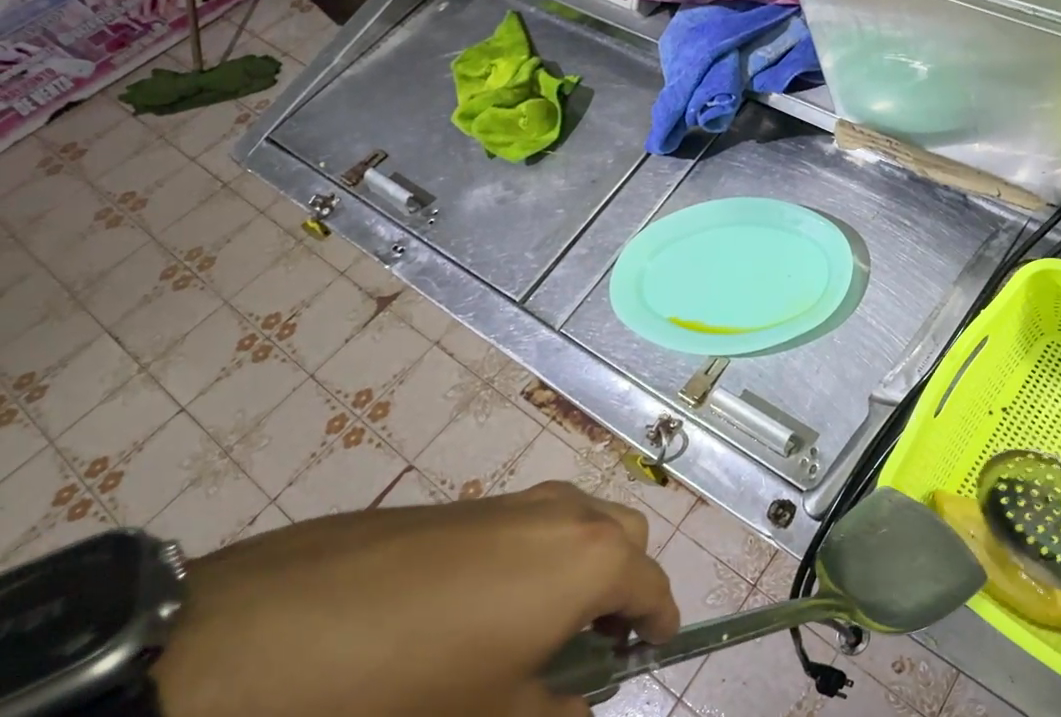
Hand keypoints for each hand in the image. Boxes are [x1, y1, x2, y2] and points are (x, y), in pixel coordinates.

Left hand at [152, 482, 680, 716]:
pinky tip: (479, 605)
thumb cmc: (406, 685)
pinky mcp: (462, 504)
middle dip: (625, 580)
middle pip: (625, 535)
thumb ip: (557, 714)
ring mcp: (511, 501)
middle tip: (594, 635)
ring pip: (578, 518)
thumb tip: (576, 706)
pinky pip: (526, 520)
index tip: (653, 647)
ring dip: (582, 560)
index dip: (659, 622)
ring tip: (540, 619)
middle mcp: (564, 514)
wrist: (264, 634)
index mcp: (590, 560)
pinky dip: (534, 553)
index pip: (651, 586)